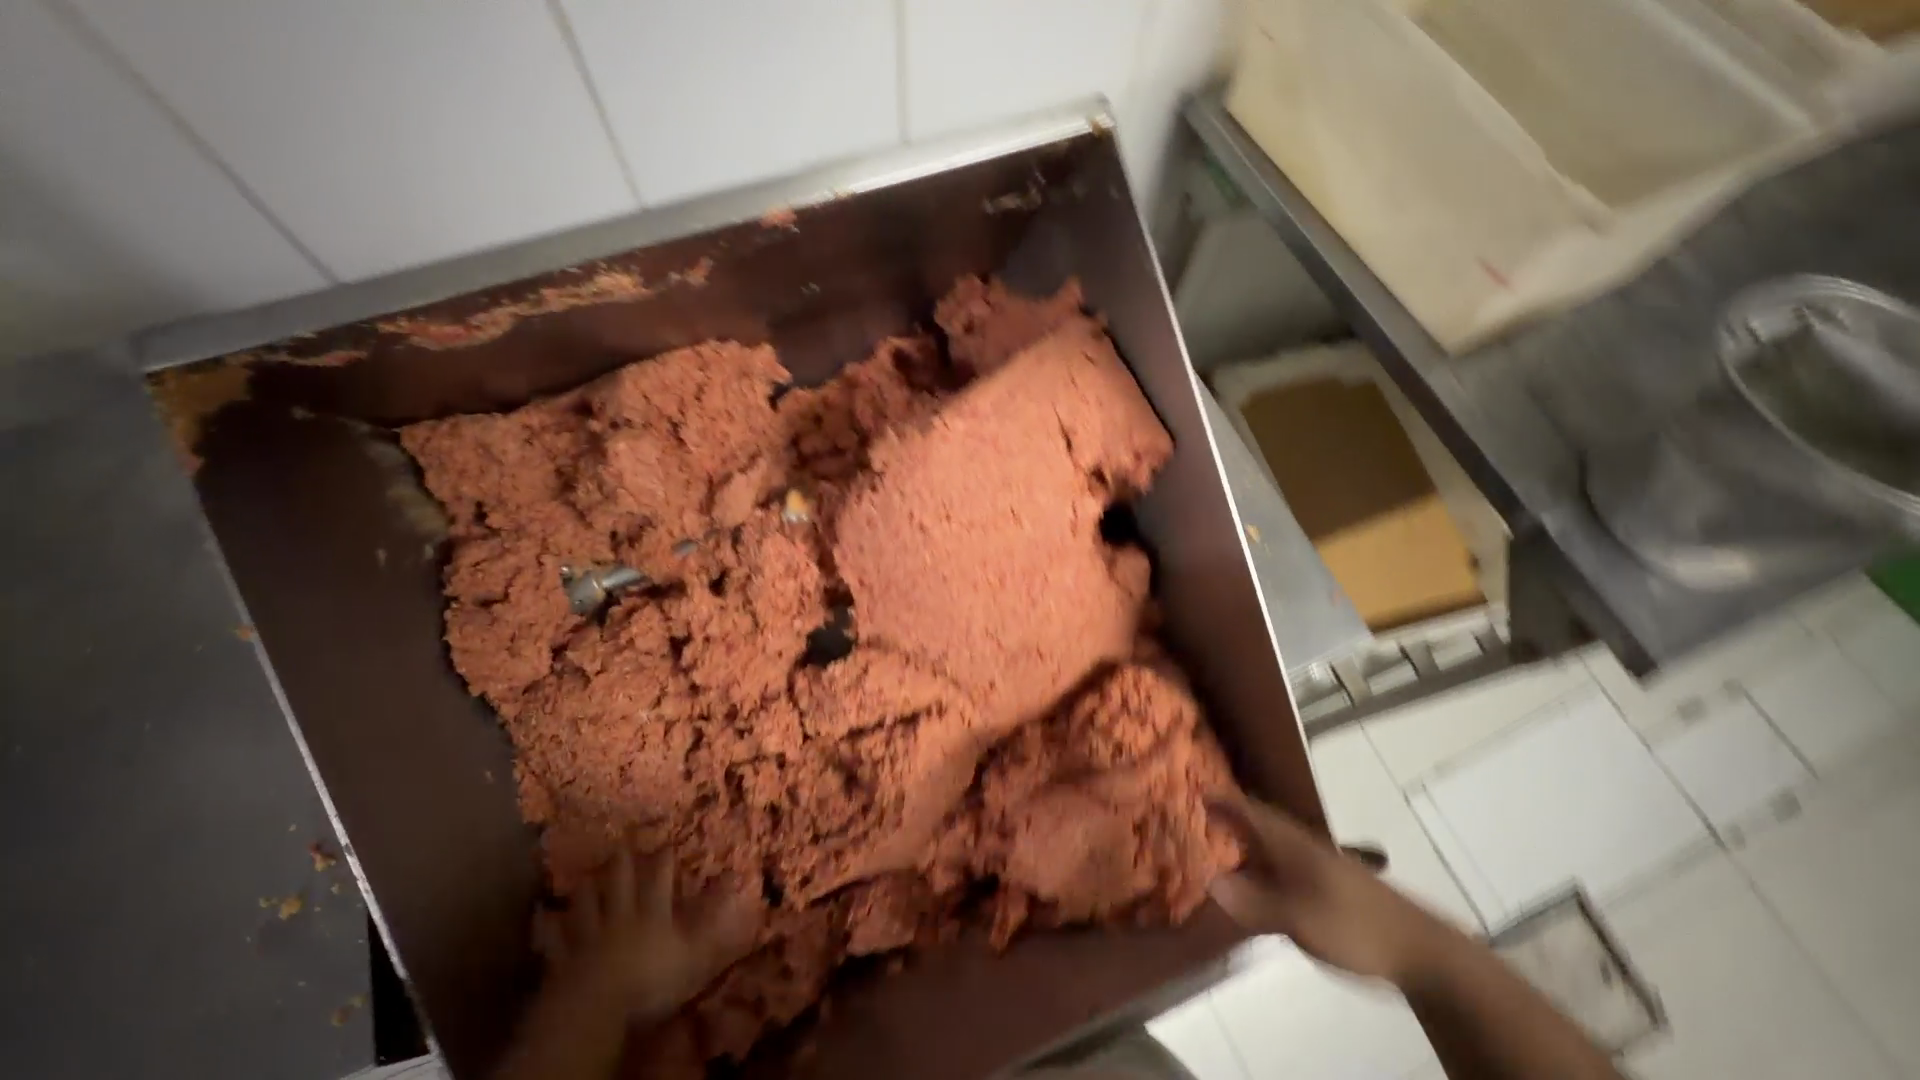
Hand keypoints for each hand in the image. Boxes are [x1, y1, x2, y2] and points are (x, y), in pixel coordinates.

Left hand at [533, 849, 761, 1023]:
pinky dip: (549, 924)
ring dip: (586, 888)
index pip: (660, 878)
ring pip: (586, 902)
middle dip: (621, 862)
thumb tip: (733, 877)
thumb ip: (712, 915)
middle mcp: (620, 915)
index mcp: (652, 914)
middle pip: (619, 882)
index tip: (666, 842)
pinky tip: (545, 914)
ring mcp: (588, 935)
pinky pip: (554, 936)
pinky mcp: (564, 957)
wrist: (596, 1006)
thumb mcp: (695, 950)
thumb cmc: (653, 981)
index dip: (664, 859)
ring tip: (586, 875)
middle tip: (621, 843)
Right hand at [1206, 794, 1454, 986]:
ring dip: (1251, 841)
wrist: (1421, 951)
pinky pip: (1288, 867)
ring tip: (1224, 845)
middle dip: (1234, 818)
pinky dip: (1267, 866)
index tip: (1198, 790)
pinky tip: (1263, 883)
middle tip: (1204, 815)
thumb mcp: (1299, 921)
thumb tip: (1210, 883)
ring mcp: (1323, 870)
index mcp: (1295, 848)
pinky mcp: (1334, 891)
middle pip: (1264, 826)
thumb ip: (1255, 904)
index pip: (1254, 814)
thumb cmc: (1356, 928)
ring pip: (1277, 846)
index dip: (1227, 802)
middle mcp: (1307, 851)